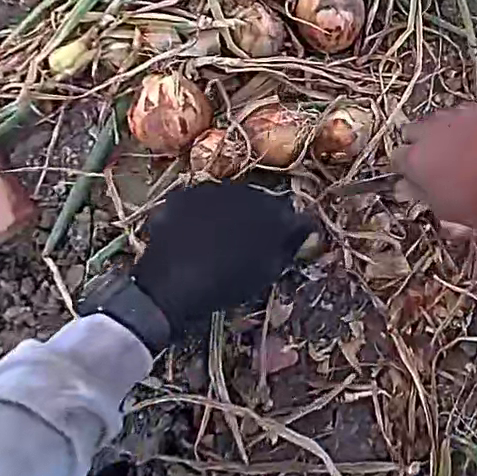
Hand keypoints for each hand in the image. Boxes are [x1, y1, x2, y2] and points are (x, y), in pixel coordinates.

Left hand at [132, 183, 313, 337]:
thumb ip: (291, 244)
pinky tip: (195, 235)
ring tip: (219, 241)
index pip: (290, 213)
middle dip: (258, 218)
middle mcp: (244, 191)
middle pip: (260, 201)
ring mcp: (212, 190)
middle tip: (248, 244)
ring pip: (230, 199)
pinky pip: (201, 201)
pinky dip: (202, 214)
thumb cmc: (226, 284)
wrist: (170, 286)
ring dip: (230, 214)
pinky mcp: (185, 195)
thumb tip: (306, 225)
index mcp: (270, 210)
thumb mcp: (268, 270)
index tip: (280, 244)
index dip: (287, 229)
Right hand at [395, 101, 476, 264]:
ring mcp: (466, 113)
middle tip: (442, 161)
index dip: (408, 166)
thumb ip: (421, 191)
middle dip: (425, 142)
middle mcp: (436, 128)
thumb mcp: (445, 208)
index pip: (399, 155)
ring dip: (453, 130)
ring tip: (472, 151)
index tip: (418, 174)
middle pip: (418, 129)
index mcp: (418, 157)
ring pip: (449, 117)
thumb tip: (406, 185)